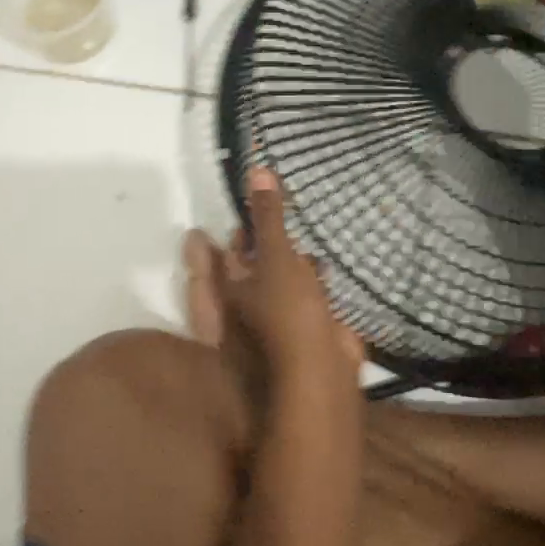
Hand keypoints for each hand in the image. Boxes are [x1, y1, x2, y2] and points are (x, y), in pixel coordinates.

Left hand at [225, 167, 363, 384]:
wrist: (321, 376)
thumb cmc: (286, 316)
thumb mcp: (276, 258)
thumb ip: (269, 217)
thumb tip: (256, 169)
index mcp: (228, 290)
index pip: (219, 256)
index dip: (224, 235)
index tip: (226, 215)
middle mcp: (246, 306)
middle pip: (246, 270)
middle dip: (254, 247)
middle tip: (263, 218)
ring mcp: (278, 320)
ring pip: (278, 283)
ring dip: (288, 261)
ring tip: (299, 232)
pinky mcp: (309, 328)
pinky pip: (308, 295)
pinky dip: (313, 278)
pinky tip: (325, 262)